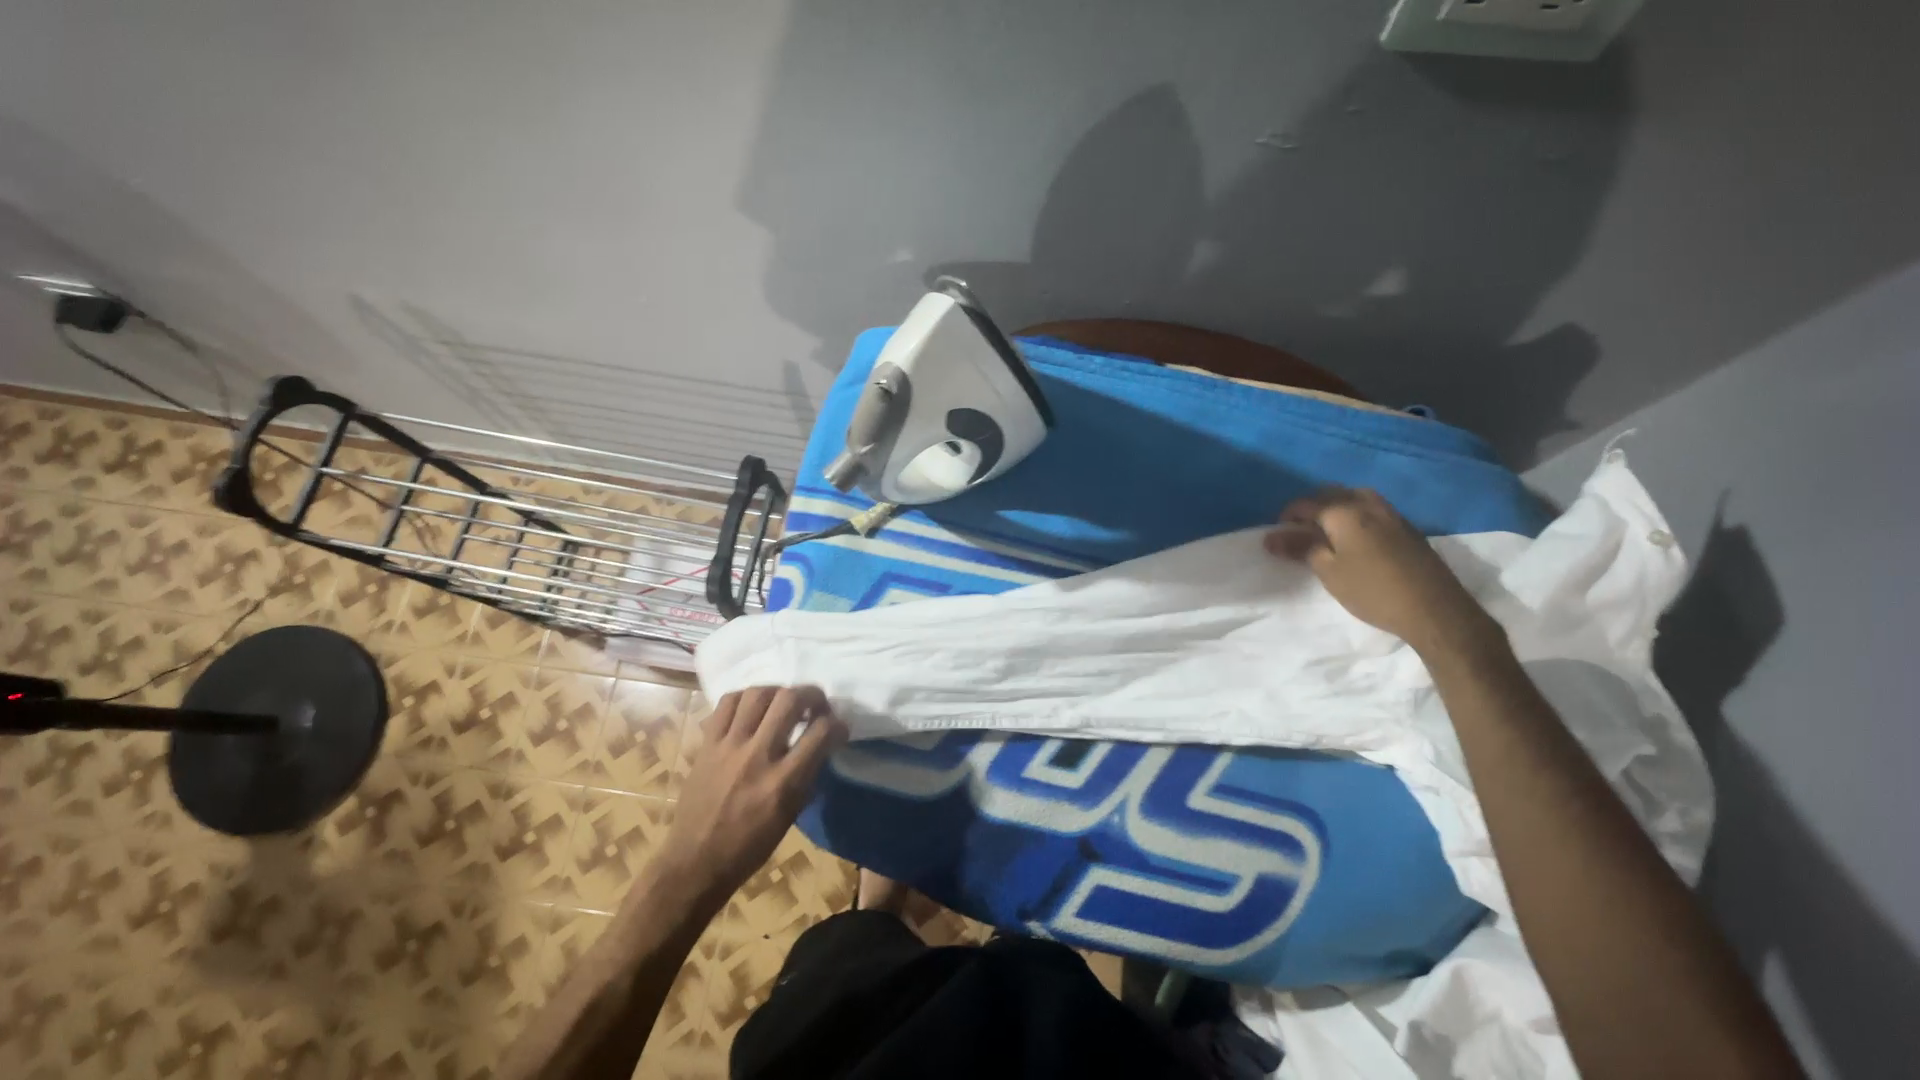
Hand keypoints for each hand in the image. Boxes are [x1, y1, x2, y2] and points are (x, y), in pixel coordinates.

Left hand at [647, 687, 846, 909]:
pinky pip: (727, 704)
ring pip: (757, 694)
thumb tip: (821, 745)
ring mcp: (728, 747)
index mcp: (783, 783)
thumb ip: (807, 775)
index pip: (821, 733)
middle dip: (812, 695)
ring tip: (783, 703)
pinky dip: (745, 698)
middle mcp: (757, 757)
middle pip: (789, 700)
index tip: (839, 727)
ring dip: (778, 692)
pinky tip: (753, 708)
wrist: (696, 860)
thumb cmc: (750, 847)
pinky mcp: (706, 744)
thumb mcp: (790, 815)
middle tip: (816, 705)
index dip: (838, 724)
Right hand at [1264, 487, 1493, 653]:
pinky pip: (1373, 510)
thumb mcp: (1329, 572)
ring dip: (1336, 508)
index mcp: (1345, 511)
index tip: (1278, 535)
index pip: (1307, 503)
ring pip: (1356, 498)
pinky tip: (1355, 538)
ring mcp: (1392, 514)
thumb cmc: (1373, 591)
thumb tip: (1271, 536)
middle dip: (1312, 507)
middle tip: (1300, 531)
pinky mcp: (1408, 528)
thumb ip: (1301, 548)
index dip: (1288, 516)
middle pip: (1332, 494)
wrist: (1433, 608)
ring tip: (1327, 532)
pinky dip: (1356, 516)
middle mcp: (1368, 504)